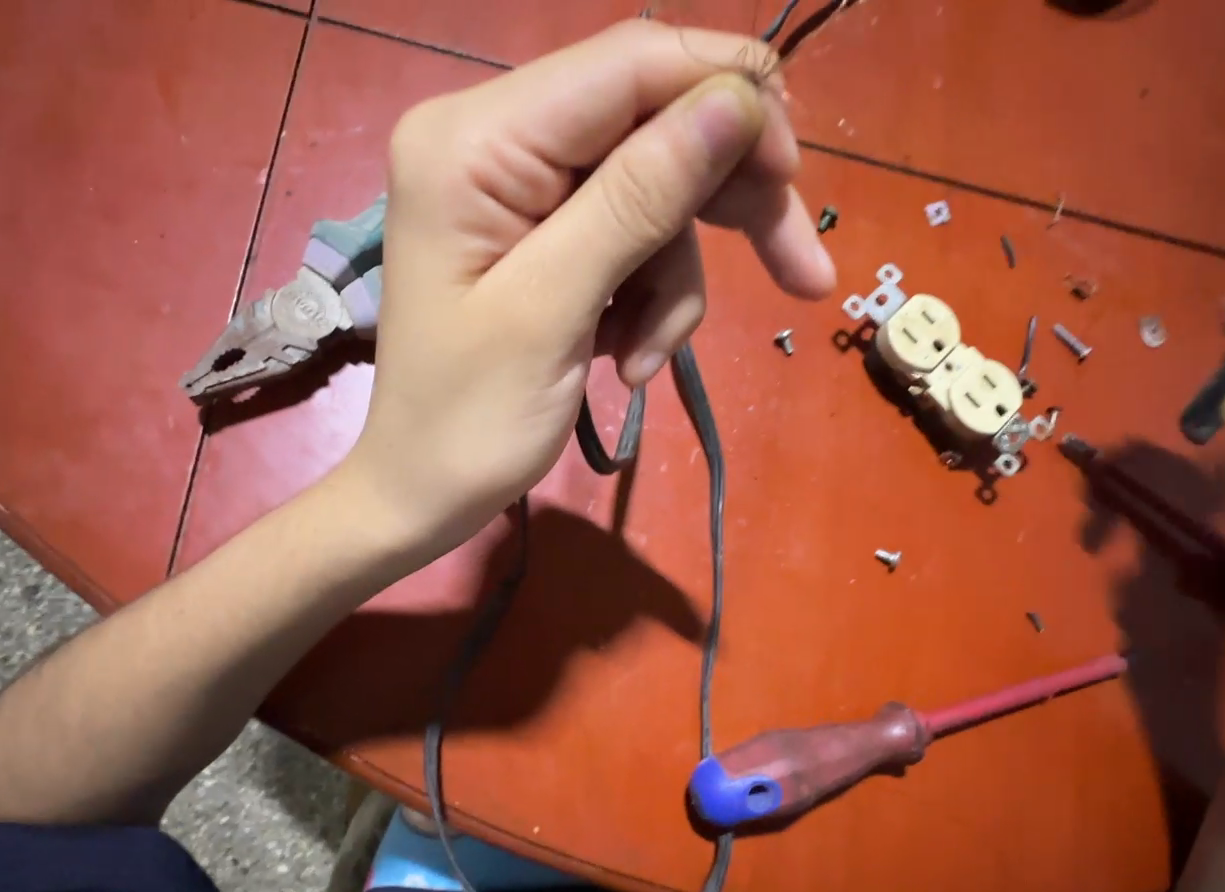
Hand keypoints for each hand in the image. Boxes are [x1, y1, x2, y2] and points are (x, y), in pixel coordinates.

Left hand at [339, 20, 835, 554]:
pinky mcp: (541, 233)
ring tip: (642, 360)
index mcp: (474, 140)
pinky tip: (625, 360)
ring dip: (674, 282)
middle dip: (724, 204)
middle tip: (801, 274)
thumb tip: (737, 100)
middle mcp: (494, 139)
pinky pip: (631, 239)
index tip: (793, 176)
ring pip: (654, 194)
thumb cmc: (469, 422)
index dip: (728, 99)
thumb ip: (638, 199)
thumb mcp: (553, 312)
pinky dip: (648, 300)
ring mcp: (517, 188)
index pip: (630, 65)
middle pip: (653, 126)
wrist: (423, 492)